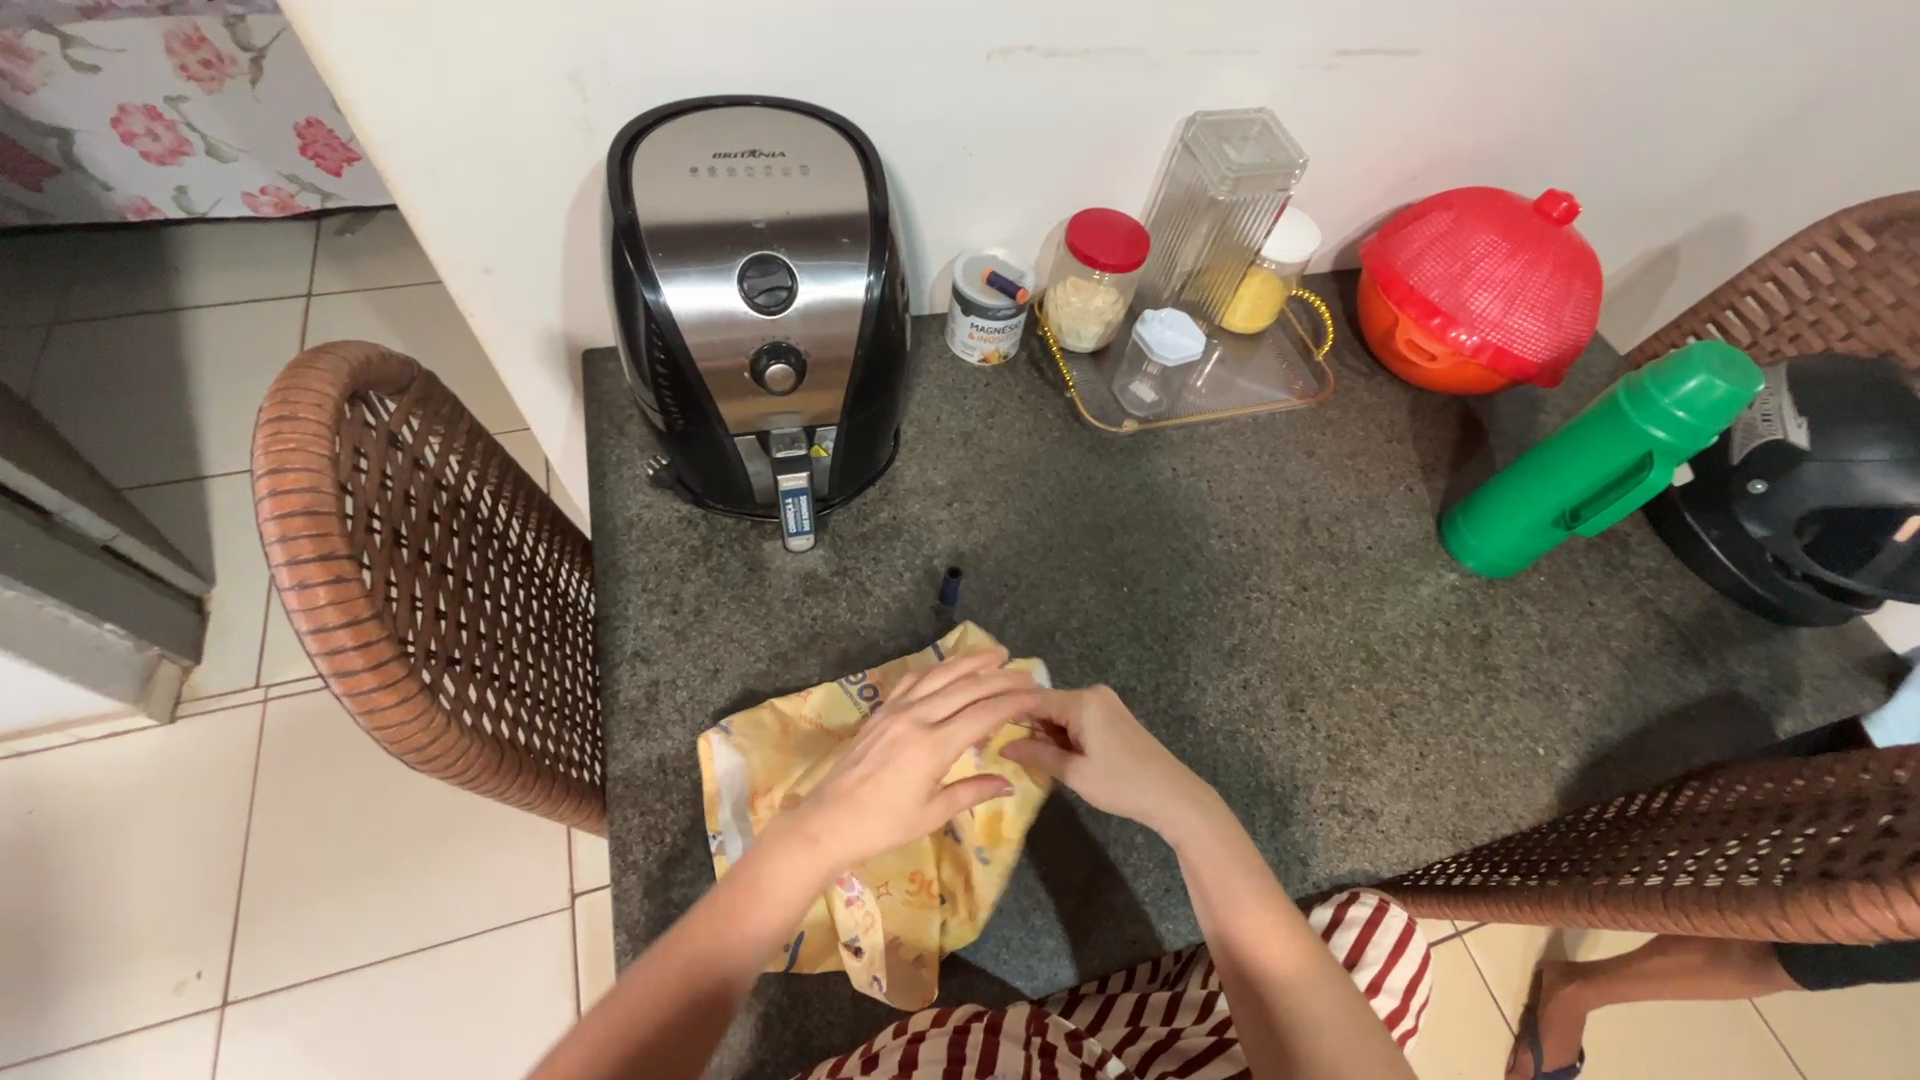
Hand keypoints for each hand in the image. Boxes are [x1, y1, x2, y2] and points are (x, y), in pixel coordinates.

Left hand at [776, 647, 1039, 879]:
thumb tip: (1008, 783)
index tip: (1036, 695)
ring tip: (995, 653)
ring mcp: (896, 710)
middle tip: (1026, 672)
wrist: (829, 821)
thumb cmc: (884, 826)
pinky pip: (913, 680)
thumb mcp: (933, 814)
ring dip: (970, 662)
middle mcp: (918, 717)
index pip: (985, 713)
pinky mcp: (881, 711)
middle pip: (967, 687)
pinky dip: (936, 669)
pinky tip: (948, 668)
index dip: (1014, 702)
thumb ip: (972, 792)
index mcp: (935, 745)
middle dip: (1000, 678)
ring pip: (940, 675)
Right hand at [1001, 685, 1222, 840]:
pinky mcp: (1112, 717)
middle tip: (1000, 749)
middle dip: (1026, 727)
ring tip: (1023, 757)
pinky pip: (1076, 720)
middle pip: (1046, 705)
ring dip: (1045, 734)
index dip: (1007, 713)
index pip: (1033, 699)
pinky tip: (1054, 756)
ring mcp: (1105, 704)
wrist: (1175, 796)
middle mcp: (1093, 694)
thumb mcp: (1075, 773)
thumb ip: (1037, 755)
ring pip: (1060, 714)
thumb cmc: (1123, 784)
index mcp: (1083, 701)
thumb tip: (1003, 746)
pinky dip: (1063, 736)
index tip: (983, 728)